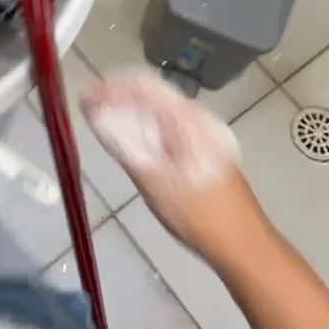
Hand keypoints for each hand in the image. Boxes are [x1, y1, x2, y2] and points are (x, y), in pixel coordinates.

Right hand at [81, 70, 267, 265]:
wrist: (244, 244)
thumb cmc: (197, 213)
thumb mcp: (153, 180)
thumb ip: (124, 143)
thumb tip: (96, 112)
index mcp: (186, 118)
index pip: (142, 84)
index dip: (110, 86)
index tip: (84, 96)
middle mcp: (197, 117)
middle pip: (152, 93)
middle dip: (118, 97)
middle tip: (89, 109)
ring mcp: (205, 134)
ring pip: (160, 110)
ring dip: (131, 111)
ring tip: (104, 122)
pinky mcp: (206, 150)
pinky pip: (169, 126)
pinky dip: (146, 127)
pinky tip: (134, 142)